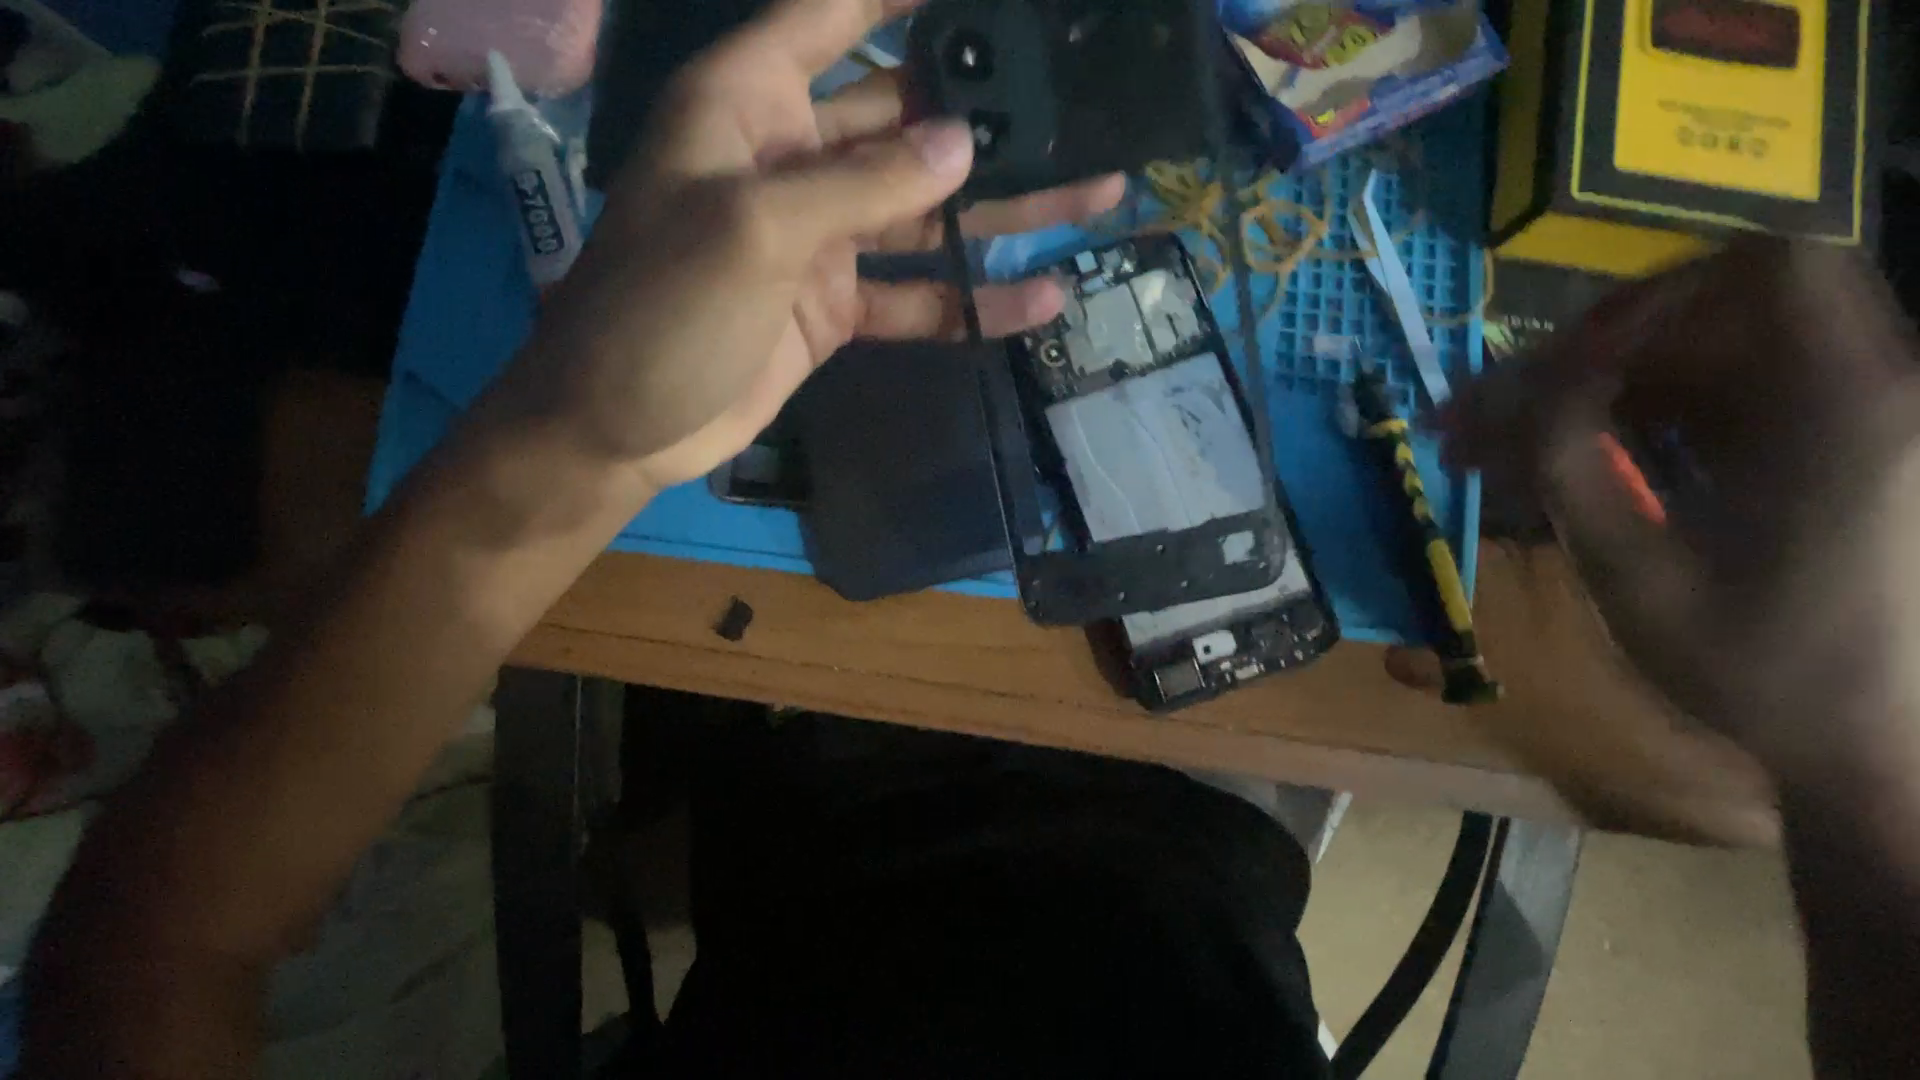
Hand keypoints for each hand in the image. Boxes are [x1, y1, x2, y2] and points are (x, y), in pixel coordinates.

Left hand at [515, 0, 1123, 494]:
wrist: (620, 425)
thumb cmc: (660, 307)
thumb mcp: (754, 228)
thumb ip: (860, 184)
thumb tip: (961, 146)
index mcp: (749, 102)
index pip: (833, 14)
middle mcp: (791, 157)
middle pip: (905, 120)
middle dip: (986, 115)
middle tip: (1077, 105)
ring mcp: (820, 237)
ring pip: (926, 213)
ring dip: (1004, 210)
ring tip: (1095, 193)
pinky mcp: (836, 306)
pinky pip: (915, 296)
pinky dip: (971, 301)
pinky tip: (1038, 302)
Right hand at [1444, 239, 1919, 783]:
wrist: (1872, 747)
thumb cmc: (1759, 668)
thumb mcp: (1634, 569)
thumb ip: (1565, 464)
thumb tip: (1511, 390)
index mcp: (1844, 407)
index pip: (1757, 271)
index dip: (1645, 299)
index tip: (1556, 367)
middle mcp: (1853, 391)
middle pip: (1693, 325)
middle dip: (1569, 366)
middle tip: (1471, 418)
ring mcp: (1832, 423)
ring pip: (1679, 368)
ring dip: (1575, 401)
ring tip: (1483, 452)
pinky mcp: (1804, 455)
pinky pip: (1694, 411)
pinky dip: (1612, 429)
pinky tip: (1540, 470)